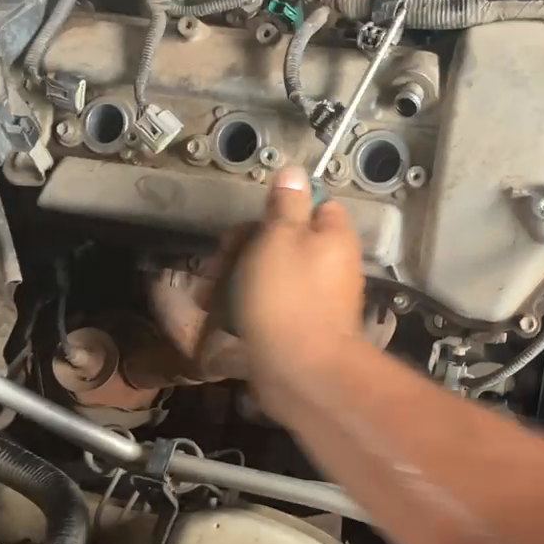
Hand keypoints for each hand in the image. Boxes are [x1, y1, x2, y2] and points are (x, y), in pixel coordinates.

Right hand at [233, 165, 365, 391]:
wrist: (301, 372)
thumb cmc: (289, 298)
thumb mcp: (281, 238)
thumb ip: (287, 204)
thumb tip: (295, 171)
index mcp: (334, 236)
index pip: (313, 206)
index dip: (279, 210)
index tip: (251, 222)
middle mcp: (331, 263)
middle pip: (285, 240)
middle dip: (244, 246)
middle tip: (219, 260)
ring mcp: (315, 297)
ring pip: (271, 272)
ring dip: (236, 276)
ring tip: (209, 292)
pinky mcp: (298, 325)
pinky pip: (270, 303)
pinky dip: (244, 303)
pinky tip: (218, 311)